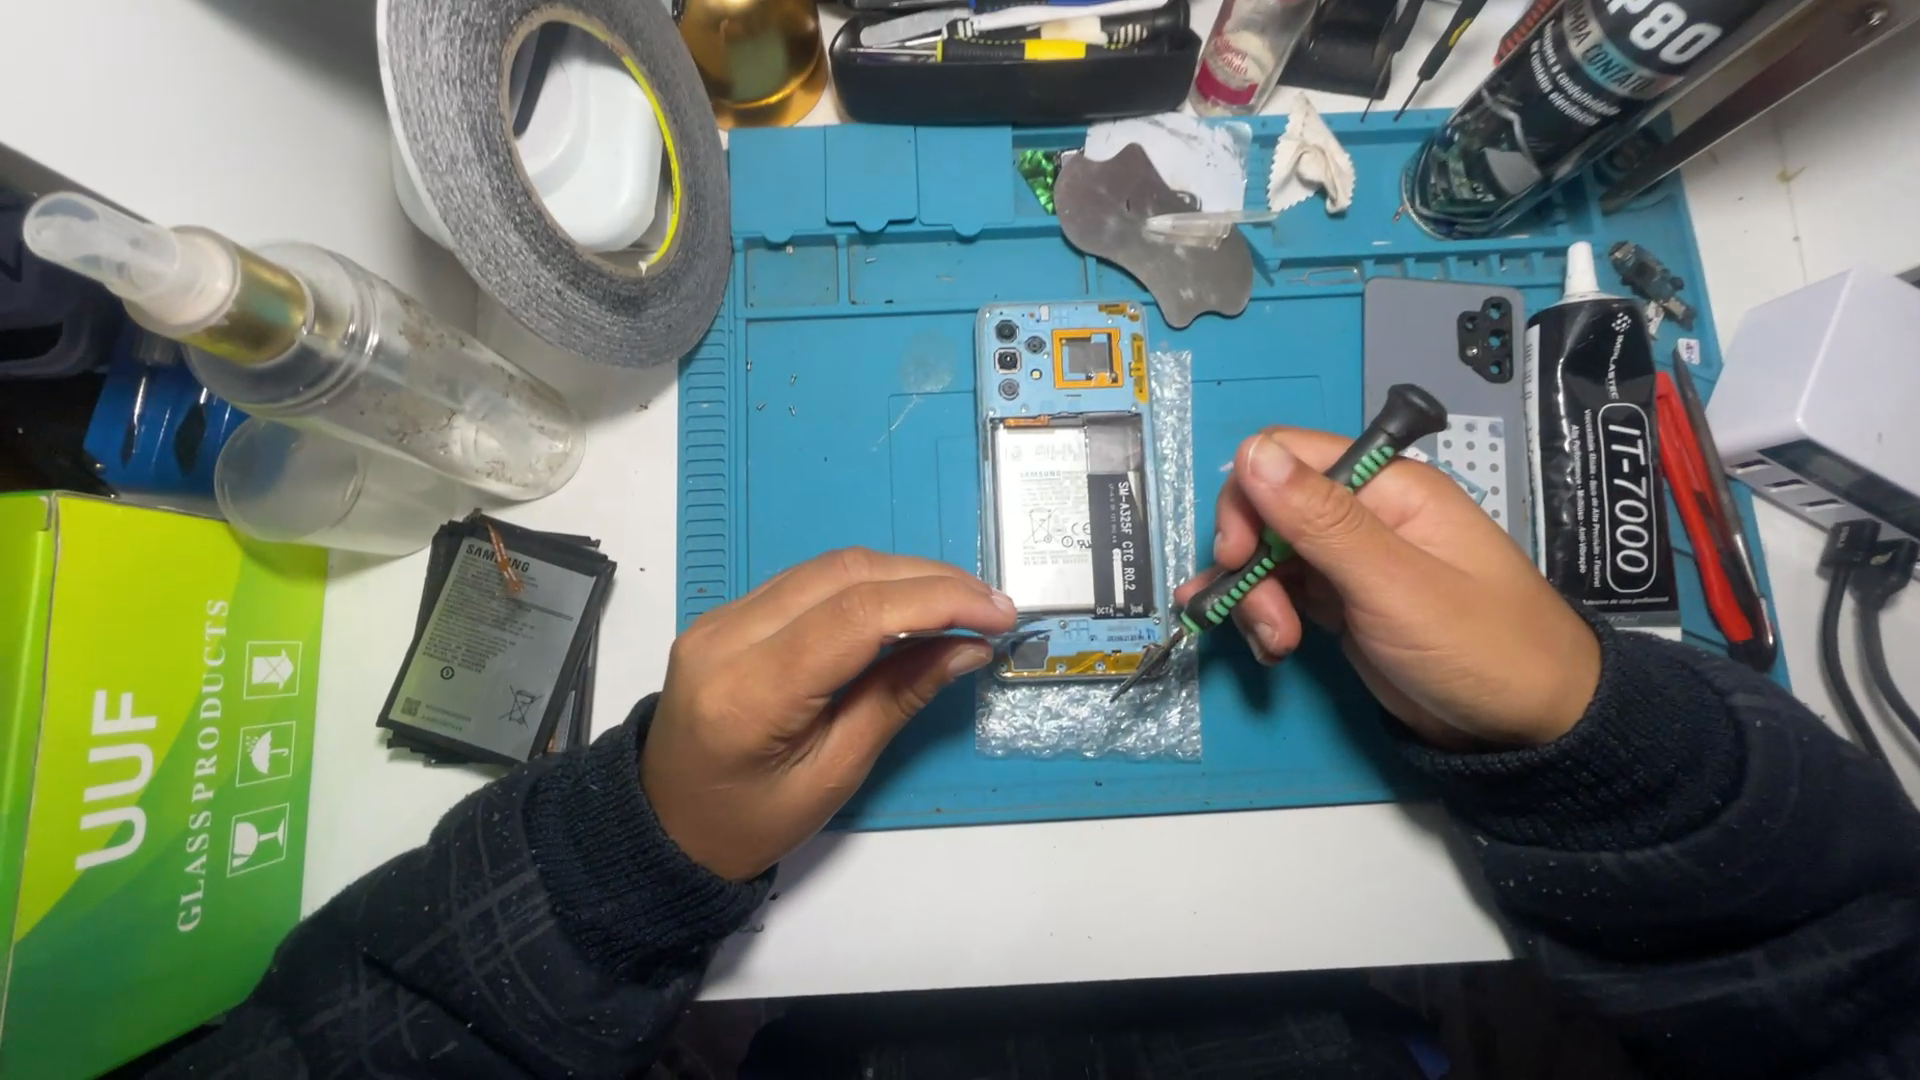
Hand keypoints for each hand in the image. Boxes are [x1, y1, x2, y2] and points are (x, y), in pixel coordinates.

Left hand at [643, 548, 1016, 880]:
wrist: (661, 824)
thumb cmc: (748, 823)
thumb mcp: (832, 776)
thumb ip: (897, 699)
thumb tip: (967, 647)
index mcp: (750, 693)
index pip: (856, 617)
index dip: (936, 602)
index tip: (997, 614)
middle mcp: (727, 636)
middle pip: (846, 573)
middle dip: (930, 580)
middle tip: (991, 603)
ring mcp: (721, 616)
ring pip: (830, 566)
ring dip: (904, 574)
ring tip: (963, 600)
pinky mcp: (728, 612)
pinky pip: (810, 580)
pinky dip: (870, 583)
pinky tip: (908, 602)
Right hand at [1181, 429, 1600, 749]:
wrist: (1527, 730)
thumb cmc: (1480, 647)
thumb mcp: (1395, 584)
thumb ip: (1322, 519)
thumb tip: (1254, 452)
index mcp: (1383, 486)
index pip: (1284, 456)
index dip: (1248, 497)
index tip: (1239, 554)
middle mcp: (1358, 512)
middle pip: (1264, 508)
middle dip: (1247, 562)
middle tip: (1264, 617)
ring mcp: (1343, 558)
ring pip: (1263, 554)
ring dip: (1253, 599)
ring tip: (1276, 645)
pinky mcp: (1335, 598)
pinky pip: (1277, 590)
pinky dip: (1260, 616)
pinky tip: (1267, 646)